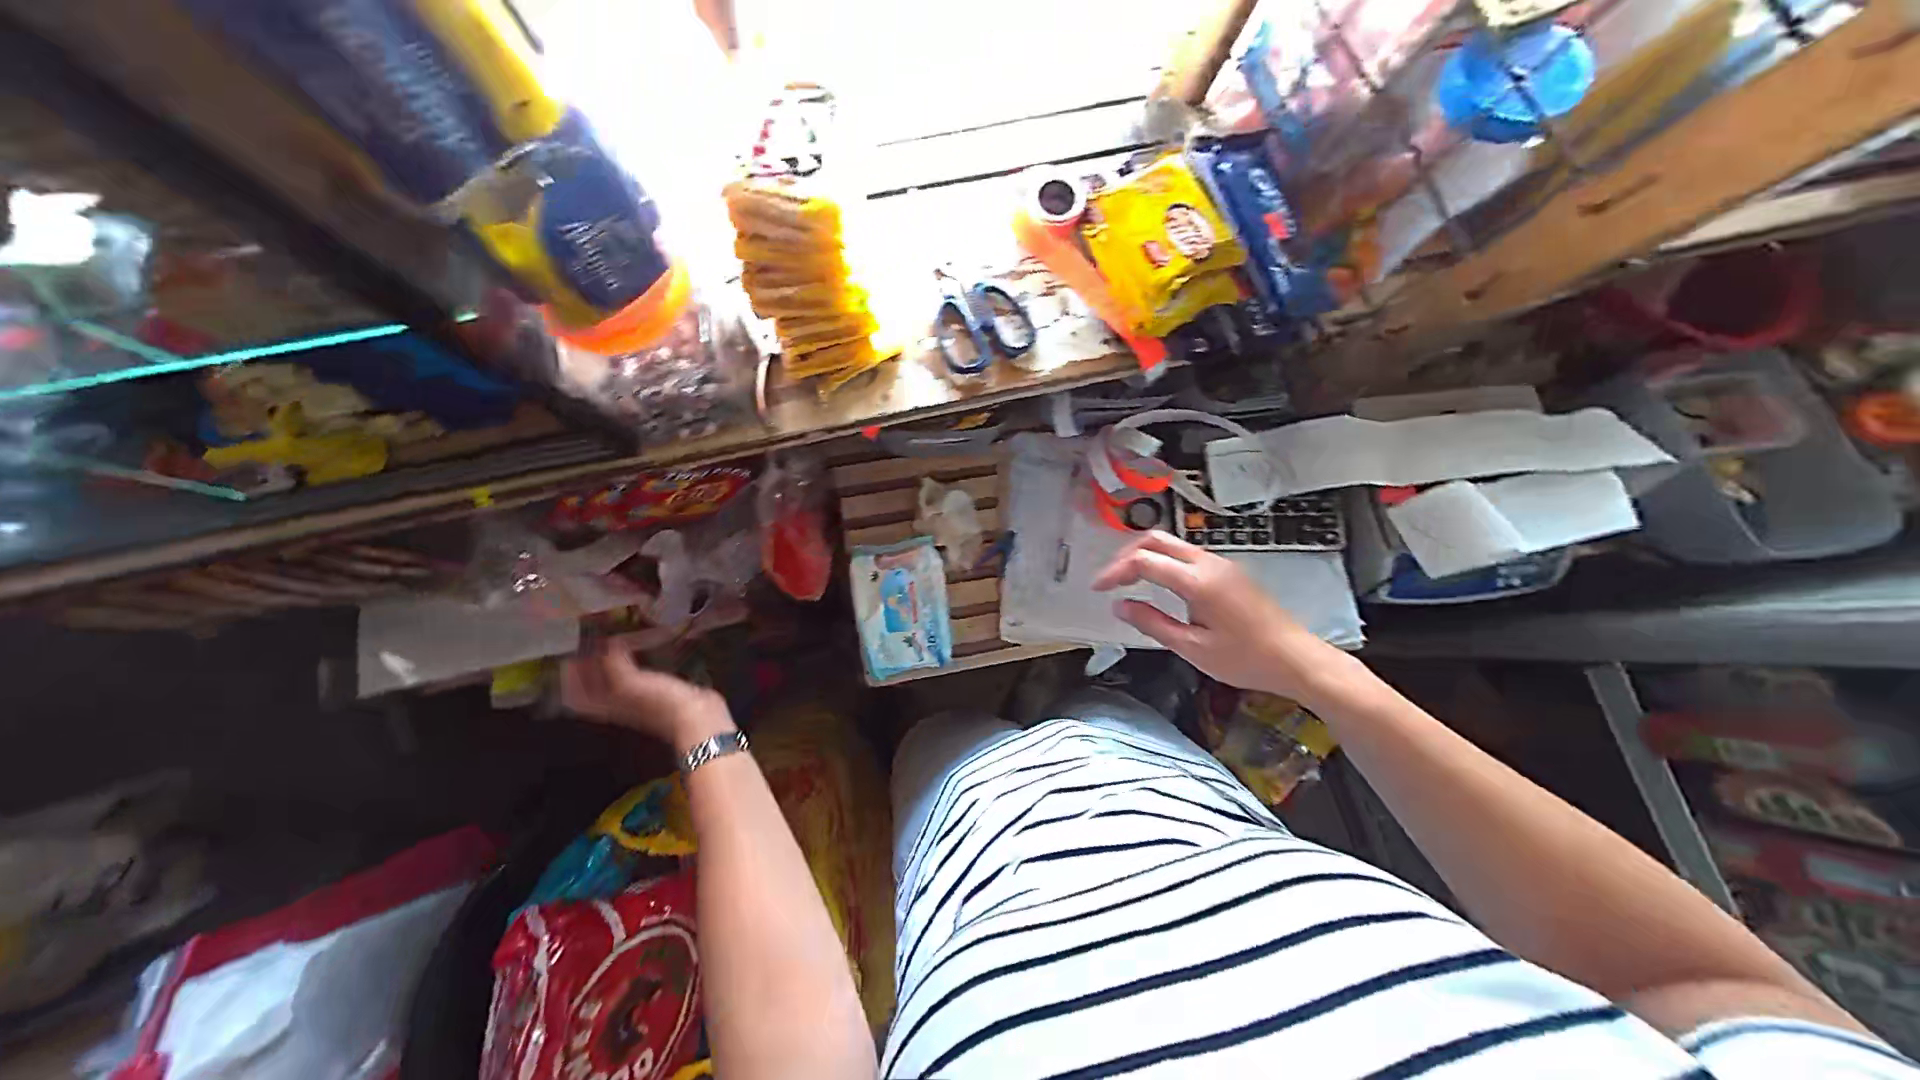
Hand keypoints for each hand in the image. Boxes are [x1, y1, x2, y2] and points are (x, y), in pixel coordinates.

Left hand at [562, 640, 735, 753]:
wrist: (697, 717)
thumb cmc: (659, 703)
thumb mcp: (628, 684)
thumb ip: (613, 664)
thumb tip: (608, 643)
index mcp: (605, 706)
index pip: (575, 693)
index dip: (569, 674)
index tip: (571, 650)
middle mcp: (616, 703)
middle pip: (592, 686)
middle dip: (589, 665)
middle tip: (591, 640)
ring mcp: (637, 698)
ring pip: (612, 680)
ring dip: (608, 663)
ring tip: (611, 642)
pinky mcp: (657, 692)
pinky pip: (634, 675)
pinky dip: (630, 663)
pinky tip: (638, 650)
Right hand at [1091, 530, 1359, 704]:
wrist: (1296, 659)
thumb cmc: (1246, 659)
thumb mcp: (1192, 648)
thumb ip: (1152, 623)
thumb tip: (1121, 606)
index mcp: (1198, 581)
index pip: (1144, 561)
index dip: (1115, 571)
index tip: (1098, 588)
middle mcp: (1210, 564)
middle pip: (1157, 540)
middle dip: (1126, 555)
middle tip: (1110, 579)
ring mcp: (1222, 565)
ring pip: (1173, 544)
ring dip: (1145, 556)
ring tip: (1127, 580)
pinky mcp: (1229, 572)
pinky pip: (1187, 555)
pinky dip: (1163, 561)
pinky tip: (1157, 583)